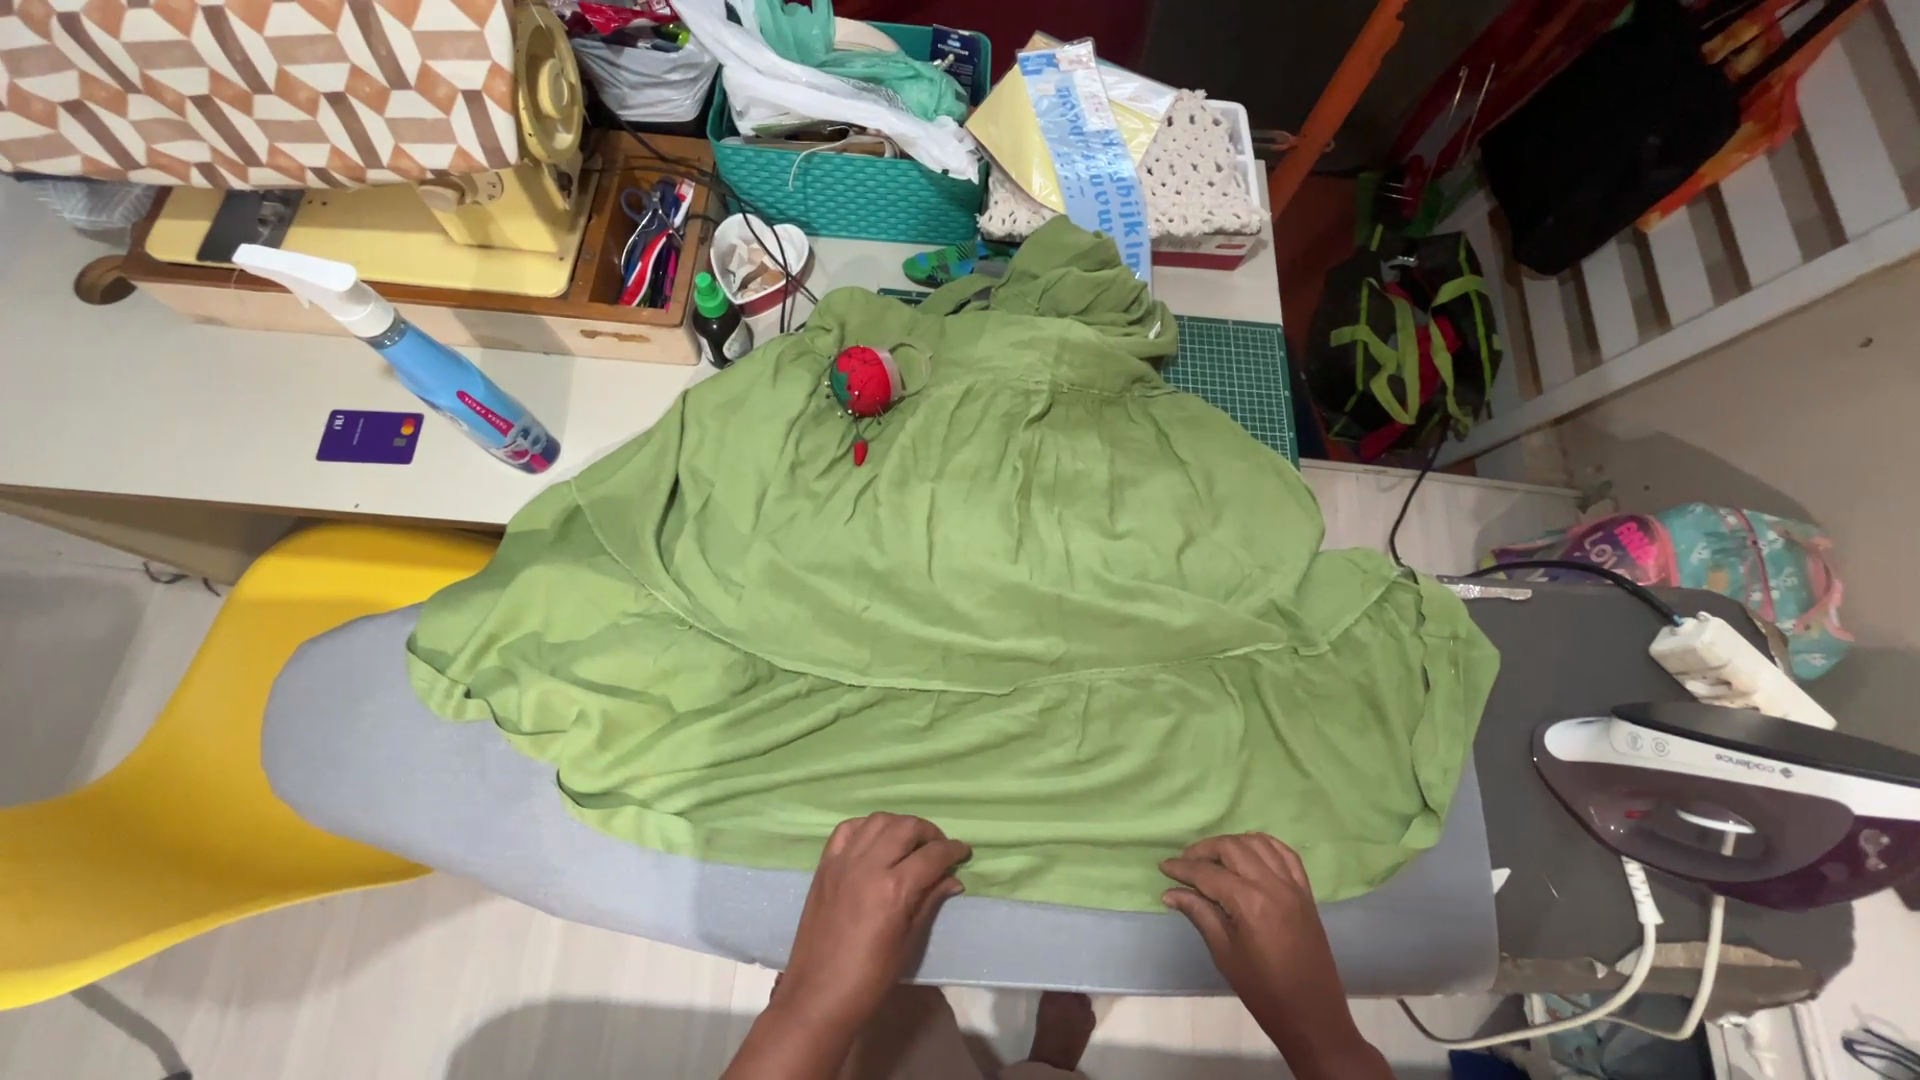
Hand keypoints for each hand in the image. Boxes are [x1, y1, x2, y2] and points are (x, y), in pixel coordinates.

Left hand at [778, 813, 969, 1031]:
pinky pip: (847, 830)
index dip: (953, 850)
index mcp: (893, 889)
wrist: (818, 994)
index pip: (932, 855)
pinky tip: (876, 841)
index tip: (963, 851)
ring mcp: (843, 862)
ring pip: (878, 820)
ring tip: (910, 842)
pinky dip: (866, 828)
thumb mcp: (909, 941)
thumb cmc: (870, 977)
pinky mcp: (824, 865)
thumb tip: (953, 878)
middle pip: (906, 827)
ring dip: (900, 825)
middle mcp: (868, 865)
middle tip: (939, 848)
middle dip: (929, 832)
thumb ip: (930, 901)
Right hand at [1161, 834, 1389, 1079]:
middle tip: (1185, 862)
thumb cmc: (1263, 990)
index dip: (1182, 868)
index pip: (1208, 873)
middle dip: (1204, 850)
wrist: (1312, 1015)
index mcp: (1250, 903)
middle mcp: (1273, 886)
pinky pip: (1286, 854)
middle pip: (1232, 848)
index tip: (1163, 866)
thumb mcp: (1224, 953)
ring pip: (1258, 843)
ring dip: (1232, 843)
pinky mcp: (1306, 892)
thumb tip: (1170, 893)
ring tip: (1214, 857)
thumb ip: (1199, 914)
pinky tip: (1249, 851)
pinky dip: (1265, 844)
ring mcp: (1293, 886)